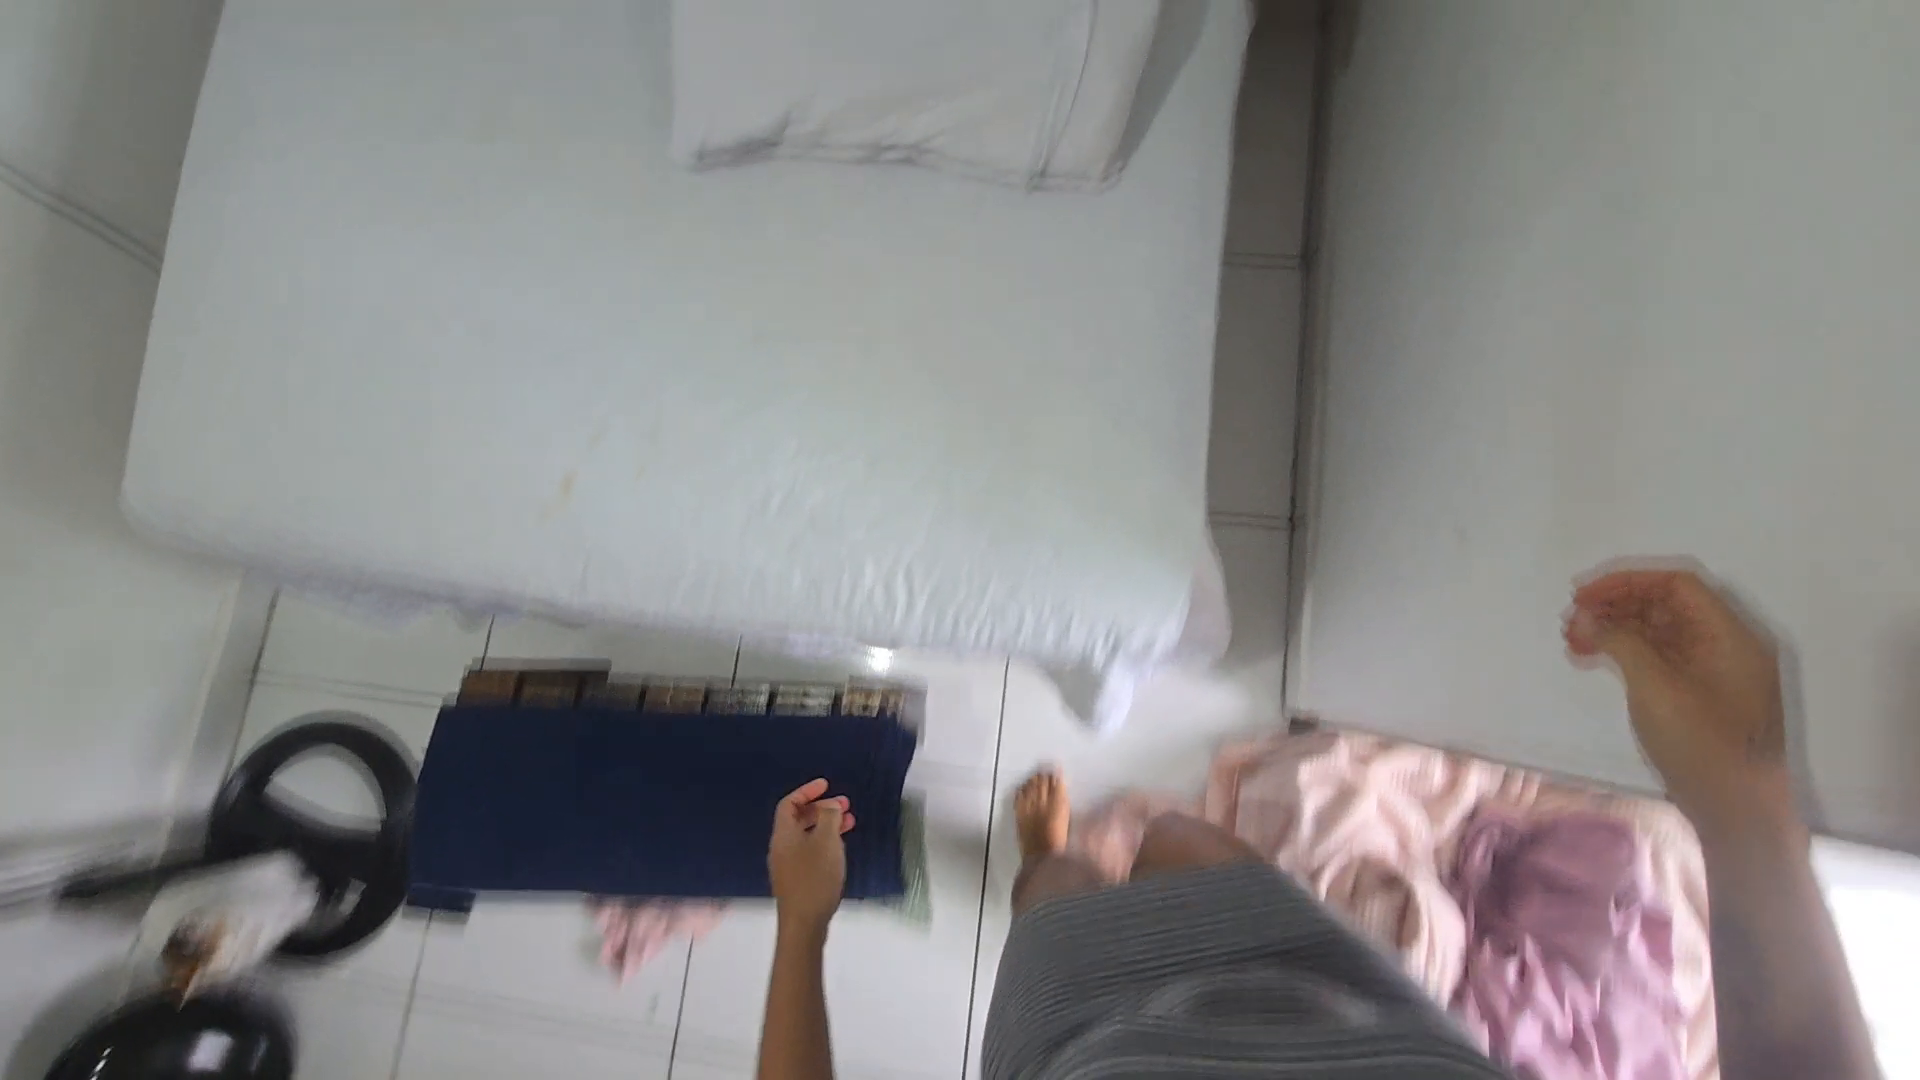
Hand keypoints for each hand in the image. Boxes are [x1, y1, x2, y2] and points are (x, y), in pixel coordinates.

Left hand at [767, 779, 854, 933]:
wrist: (804, 924)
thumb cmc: (814, 877)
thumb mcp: (826, 840)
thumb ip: (829, 817)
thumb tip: (829, 807)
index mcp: (783, 835)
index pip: (790, 803)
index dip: (807, 791)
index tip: (826, 785)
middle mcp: (781, 848)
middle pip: (798, 819)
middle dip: (822, 808)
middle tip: (844, 805)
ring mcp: (787, 866)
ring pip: (807, 836)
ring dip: (827, 826)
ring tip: (849, 824)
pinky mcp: (796, 881)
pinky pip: (809, 852)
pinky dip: (825, 843)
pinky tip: (840, 850)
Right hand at [1565, 564, 1797, 840]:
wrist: (1734, 805)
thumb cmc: (1700, 740)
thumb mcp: (1655, 685)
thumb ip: (1619, 642)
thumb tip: (1585, 616)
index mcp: (1728, 636)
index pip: (1676, 585)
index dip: (1626, 582)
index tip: (1581, 596)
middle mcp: (1723, 645)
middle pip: (1664, 604)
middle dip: (1614, 604)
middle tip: (1570, 619)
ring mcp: (1710, 668)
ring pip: (1655, 628)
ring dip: (1612, 626)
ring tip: (1573, 639)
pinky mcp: (1694, 690)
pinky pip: (1654, 653)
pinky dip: (1620, 648)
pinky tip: (1590, 658)